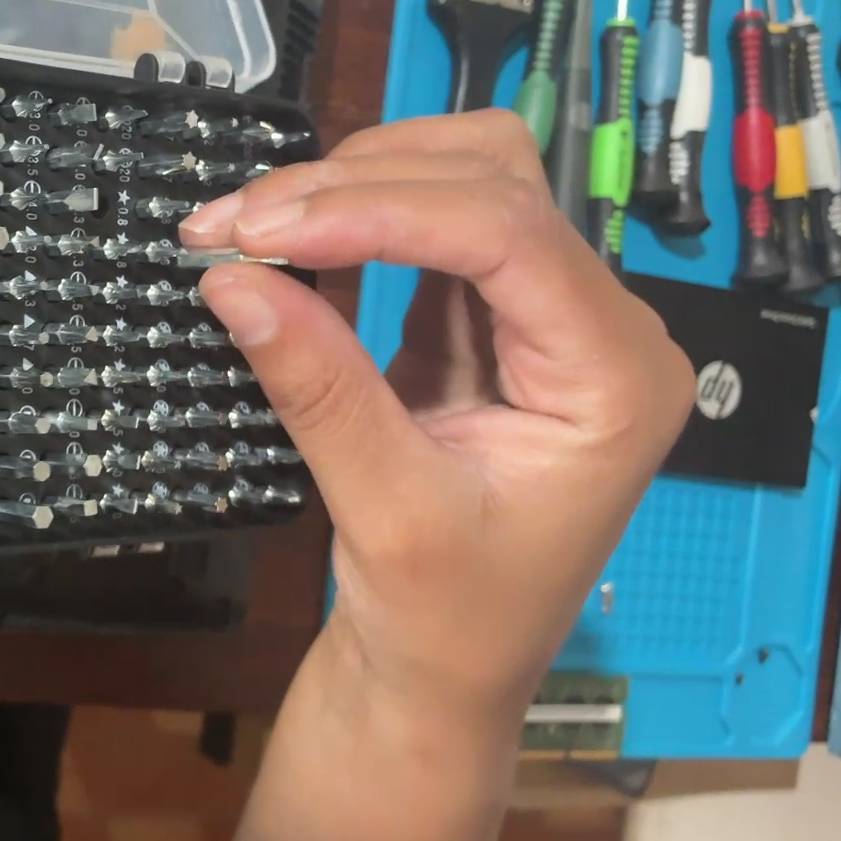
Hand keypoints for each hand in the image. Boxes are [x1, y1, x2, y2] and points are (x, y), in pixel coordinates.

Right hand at [183, 110, 692, 717]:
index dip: (378, 214)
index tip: (258, 234)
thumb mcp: (382, 508)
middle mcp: (588, 320)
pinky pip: (413, 232)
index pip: (505, 236)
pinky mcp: (469, 321)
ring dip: (340, 186)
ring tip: (240, 224)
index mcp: (611, 372)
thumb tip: (229, 283)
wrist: (443, 660)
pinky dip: (340, 220)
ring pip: (452, 182)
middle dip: (351, 183)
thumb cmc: (442, 611)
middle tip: (231, 225)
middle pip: (488, 179)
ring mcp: (529, 313)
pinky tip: (280, 238)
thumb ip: (316, 387)